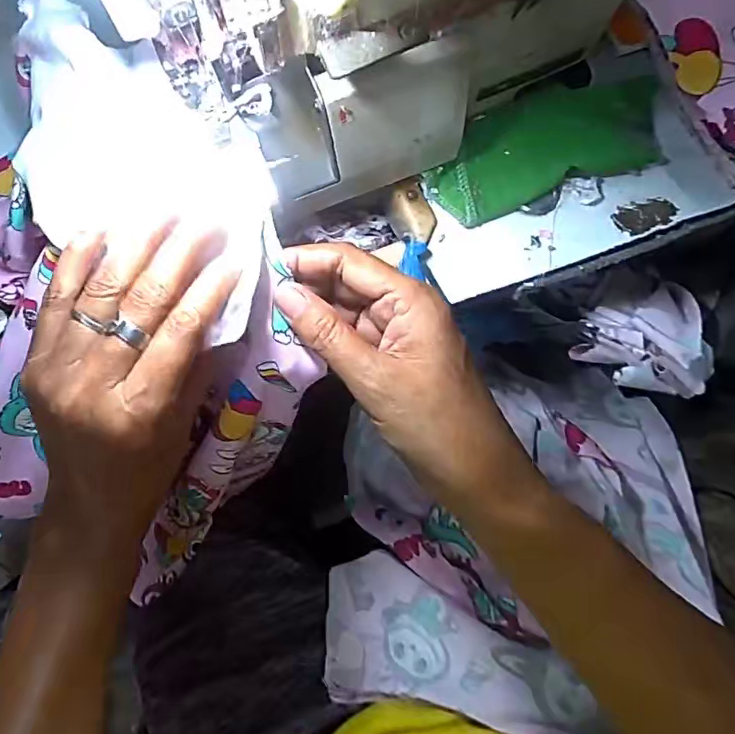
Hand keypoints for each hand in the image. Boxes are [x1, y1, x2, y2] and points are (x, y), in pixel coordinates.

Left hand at [23, 219, 236, 568]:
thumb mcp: (183, 424)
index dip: (207, 288)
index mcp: (138, 410)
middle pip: (139, 303)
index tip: (230, 254)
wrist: (85, 503)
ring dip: (133, 246)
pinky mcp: (34, 359)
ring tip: (160, 213)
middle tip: (201, 219)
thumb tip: (215, 299)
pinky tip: (99, 230)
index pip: (178, 332)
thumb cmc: (146, 470)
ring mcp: (56, 369)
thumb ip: (197, 361)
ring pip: (99, 292)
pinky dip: (76, 261)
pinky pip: (55, 299)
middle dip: (177, 254)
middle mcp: (92, 385)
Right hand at [273, 242, 536, 509]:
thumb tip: (282, 292)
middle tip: (258, 291)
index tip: (264, 266)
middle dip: (305, 283)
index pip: (349, 261)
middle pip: (346, 280)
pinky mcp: (390, 354)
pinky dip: (325, 333)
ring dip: (311, 309)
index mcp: (408, 298)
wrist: (476, 474)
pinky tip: (294, 336)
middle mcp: (402, 305)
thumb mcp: (372, 377)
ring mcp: (396, 330)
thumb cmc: (431, 423)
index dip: (307, 259)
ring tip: (266, 311)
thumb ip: (325, 332)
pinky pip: (351, 332)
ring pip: (345, 307)